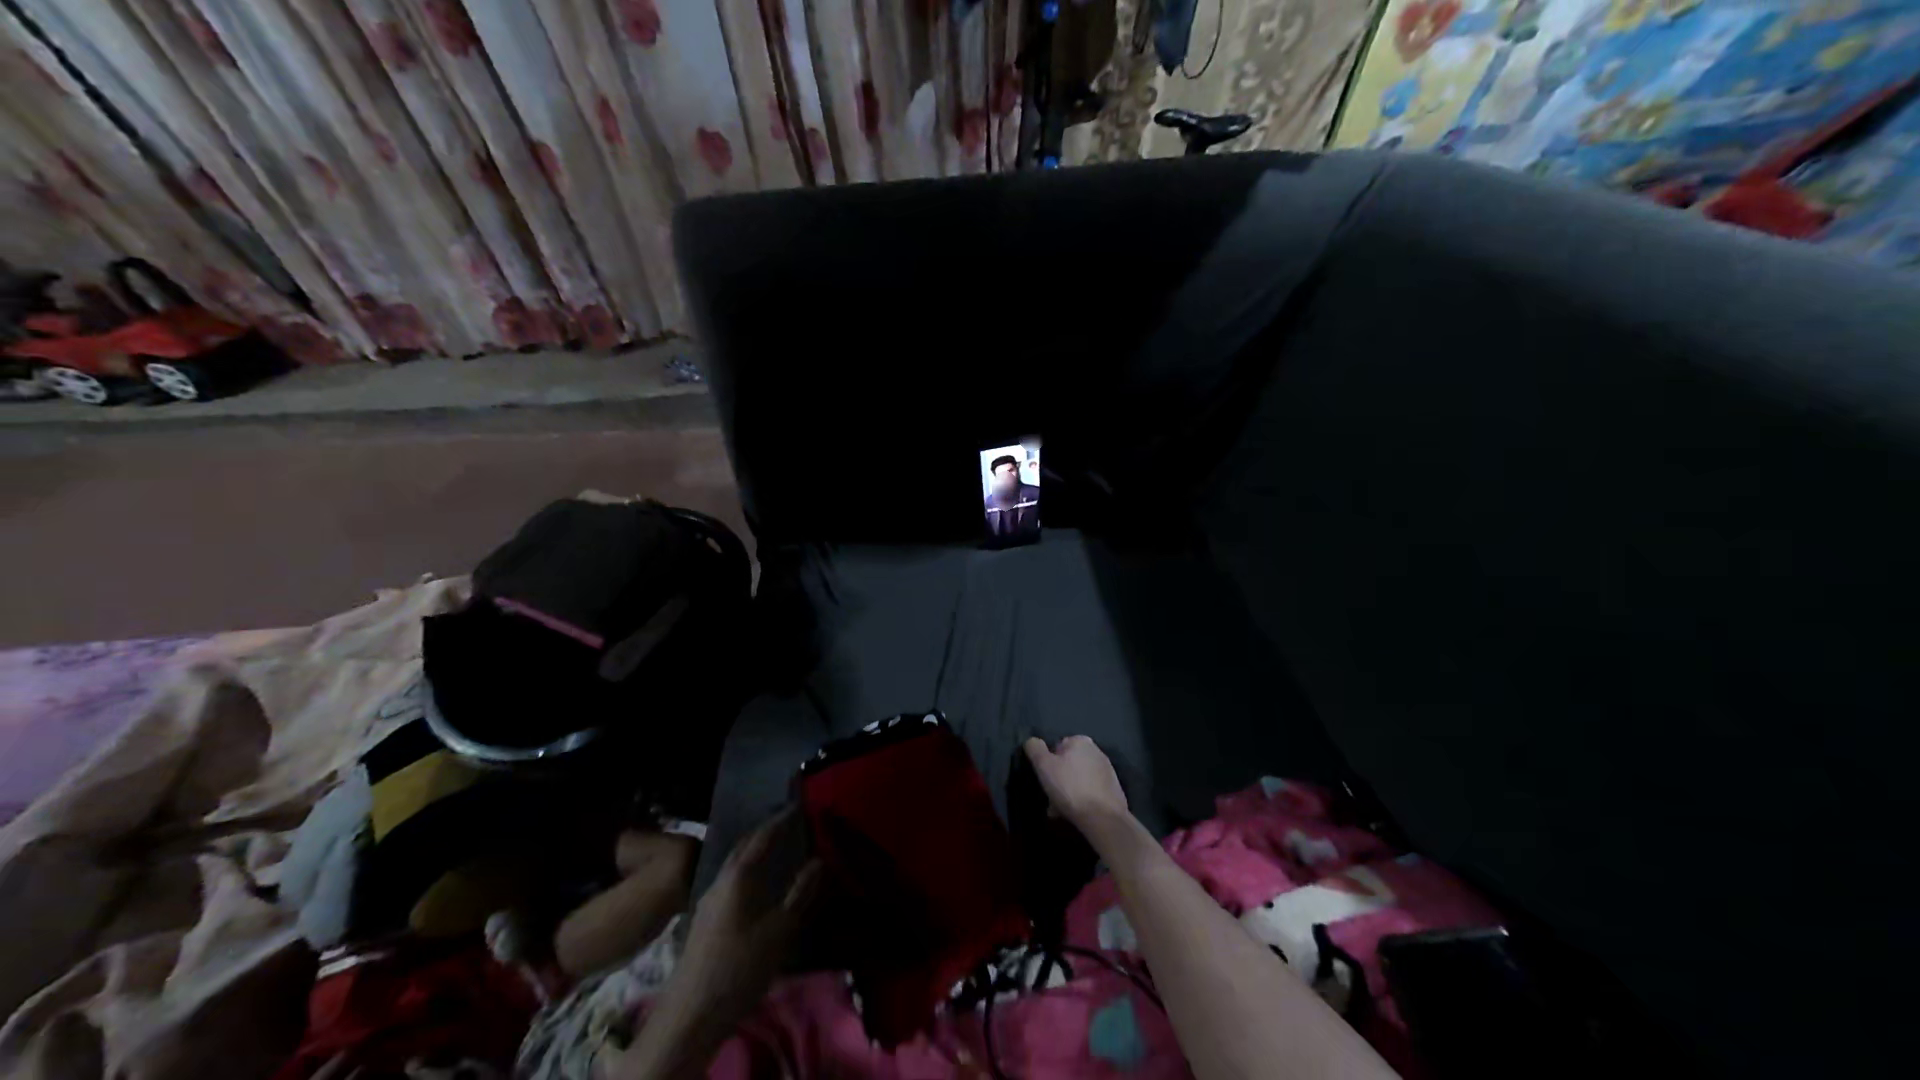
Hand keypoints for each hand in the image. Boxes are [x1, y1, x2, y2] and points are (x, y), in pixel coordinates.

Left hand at [614, 809, 819, 1079]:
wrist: (691, 1013)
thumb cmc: (739, 966)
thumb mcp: (779, 930)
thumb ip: (800, 893)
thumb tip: (819, 859)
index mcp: (738, 876)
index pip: (761, 837)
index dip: (780, 820)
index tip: (798, 805)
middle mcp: (719, 880)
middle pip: (743, 846)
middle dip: (764, 831)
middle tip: (788, 822)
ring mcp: (708, 900)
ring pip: (734, 864)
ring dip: (755, 852)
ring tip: (777, 849)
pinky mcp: (705, 919)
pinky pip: (730, 881)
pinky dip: (748, 871)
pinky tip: (758, 885)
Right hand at [1023, 735, 1129, 836]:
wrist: (1103, 818)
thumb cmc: (1070, 788)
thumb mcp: (1044, 766)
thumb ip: (1035, 749)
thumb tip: (1032, 741)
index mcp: (1081, 741)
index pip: (1056, 747)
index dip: (1047, 764)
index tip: (1044, 781)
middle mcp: (1096, 751)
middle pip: (1068, 765)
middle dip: (1058, 781)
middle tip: (1050, 800)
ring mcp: (1107, 771)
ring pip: (1078, 779)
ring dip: (1067, 792)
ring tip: (1060, 811)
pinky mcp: (1113, 789)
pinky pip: (1090, 791)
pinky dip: (1081, 799)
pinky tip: (1075, 813)